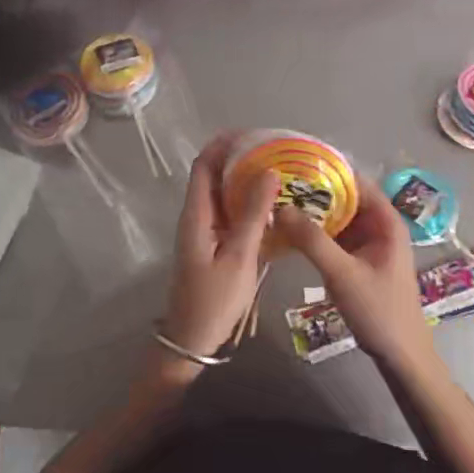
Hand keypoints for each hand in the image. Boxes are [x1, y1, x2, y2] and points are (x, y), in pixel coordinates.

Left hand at [159, 136, 279, 357]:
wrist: (192, 339)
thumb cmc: (214, 300)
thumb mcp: (239, 256)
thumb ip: (254, 215)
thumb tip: (269, 172)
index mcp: (196, 215)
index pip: (203, 166)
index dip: (223, 145)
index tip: (253, 133)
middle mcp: (197, 218)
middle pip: (214, 177)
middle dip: (240, 160)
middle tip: (276, 152)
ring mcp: (204, 233)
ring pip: (224, 197)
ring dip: (247, 183)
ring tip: (281, 173)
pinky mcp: (214, 247)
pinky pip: (231, 217)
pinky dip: (249, 207)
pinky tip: (275, 208)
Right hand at [273, 179, 435, 368]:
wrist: (399, 352)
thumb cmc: (379, 310)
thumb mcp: (342, 273)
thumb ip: (312, 240)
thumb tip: (281, 208)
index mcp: (386, 222)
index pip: (357, 182)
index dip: (329, 169)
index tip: (296, 162)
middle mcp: (379, 227)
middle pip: (345, 199)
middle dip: (314, 191)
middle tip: (278, 184)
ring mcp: (369, 245)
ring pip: (338, 219)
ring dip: (313, 213)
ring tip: (278, 202)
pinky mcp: (358, 261)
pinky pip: (335, 238)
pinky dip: (316, 234)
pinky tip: (290, 232)